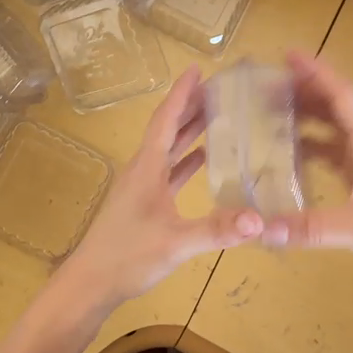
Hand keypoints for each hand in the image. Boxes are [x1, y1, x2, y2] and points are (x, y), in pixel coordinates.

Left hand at [51, 66, 265, 313]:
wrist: (91, 284)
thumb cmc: (127, 256)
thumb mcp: (176, 243)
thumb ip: (217, 230)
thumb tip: (261, 220)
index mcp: (146, 168)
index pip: (166, 119)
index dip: (182, 93)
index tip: (198, 69)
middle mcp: (142, 170)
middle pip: (167, 128)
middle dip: (190, 106)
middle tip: (219, 88)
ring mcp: (141, 187)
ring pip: (167, 149)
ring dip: (188, 130)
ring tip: (216, 114)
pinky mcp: (143, 204)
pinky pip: (168, 171)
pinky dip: (186, 160)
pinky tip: (203, 158)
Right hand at [262, 51, 352, 285]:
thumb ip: (310, 229)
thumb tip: (262, 230)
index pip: (343, 95)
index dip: (316, 73)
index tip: (288, 54)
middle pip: (337, 105)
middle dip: (305, 91)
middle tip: (268, 86)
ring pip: (338, 126)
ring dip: (310, 115)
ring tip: (275, 113)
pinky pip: (338, 150)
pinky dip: (316, 144)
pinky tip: (295, 153)